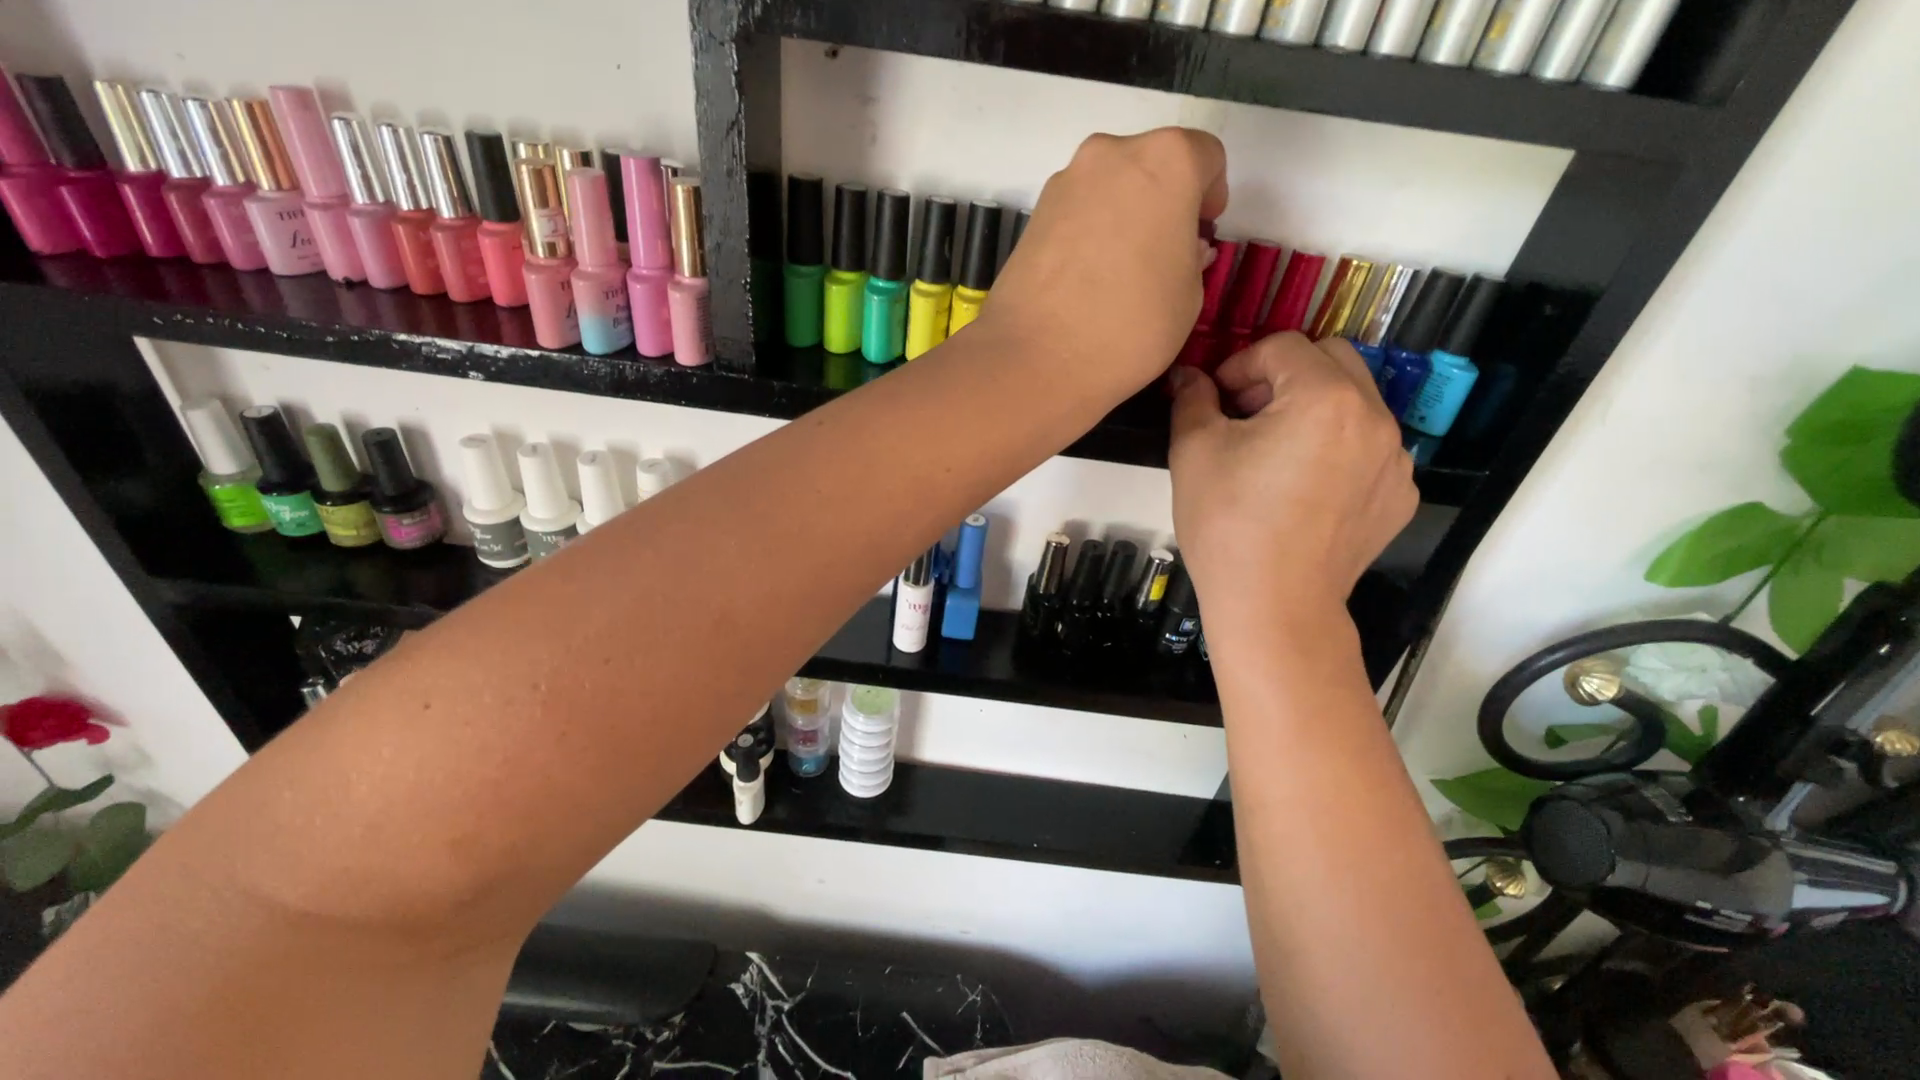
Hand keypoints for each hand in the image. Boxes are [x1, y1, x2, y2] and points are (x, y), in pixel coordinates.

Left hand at [981, 128, 1227, 395]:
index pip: (1205, 156)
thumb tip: (1180, 247)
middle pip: (1152, 165)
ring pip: (1111, 186)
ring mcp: (1065, 180)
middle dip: (1165, 200)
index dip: (1211, 194)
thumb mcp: (1189, 294)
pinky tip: (1088, 279)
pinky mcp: (1033, 213)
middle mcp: (1111, 154)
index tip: (1202, 232)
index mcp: (1166, 160)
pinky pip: (1078, 211)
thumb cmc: (1132, 324)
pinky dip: (1091, 231)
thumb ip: (1191, 255)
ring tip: (1122, 272)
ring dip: (1125, 214)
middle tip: (1165, 253)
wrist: (1037, 357)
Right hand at [1167, 333, 1418, 619]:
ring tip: (1276, 455)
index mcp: (1326, 397)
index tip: (1216, 399)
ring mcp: (1396, 460)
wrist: (1274, 605)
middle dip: (1285, 376)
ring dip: (1315, 411)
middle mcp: (1375, 417)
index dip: (1240, 365)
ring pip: (1355, 404)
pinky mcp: (1399, 497)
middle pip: (1332, 360)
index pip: (1283, 346)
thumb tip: (1190, 377)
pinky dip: (1339, 453)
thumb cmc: (1228, 524)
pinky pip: (1370, 451)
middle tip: (1247, 416)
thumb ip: (1193, 398)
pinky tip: (1305, 490)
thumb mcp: (1194, 451)